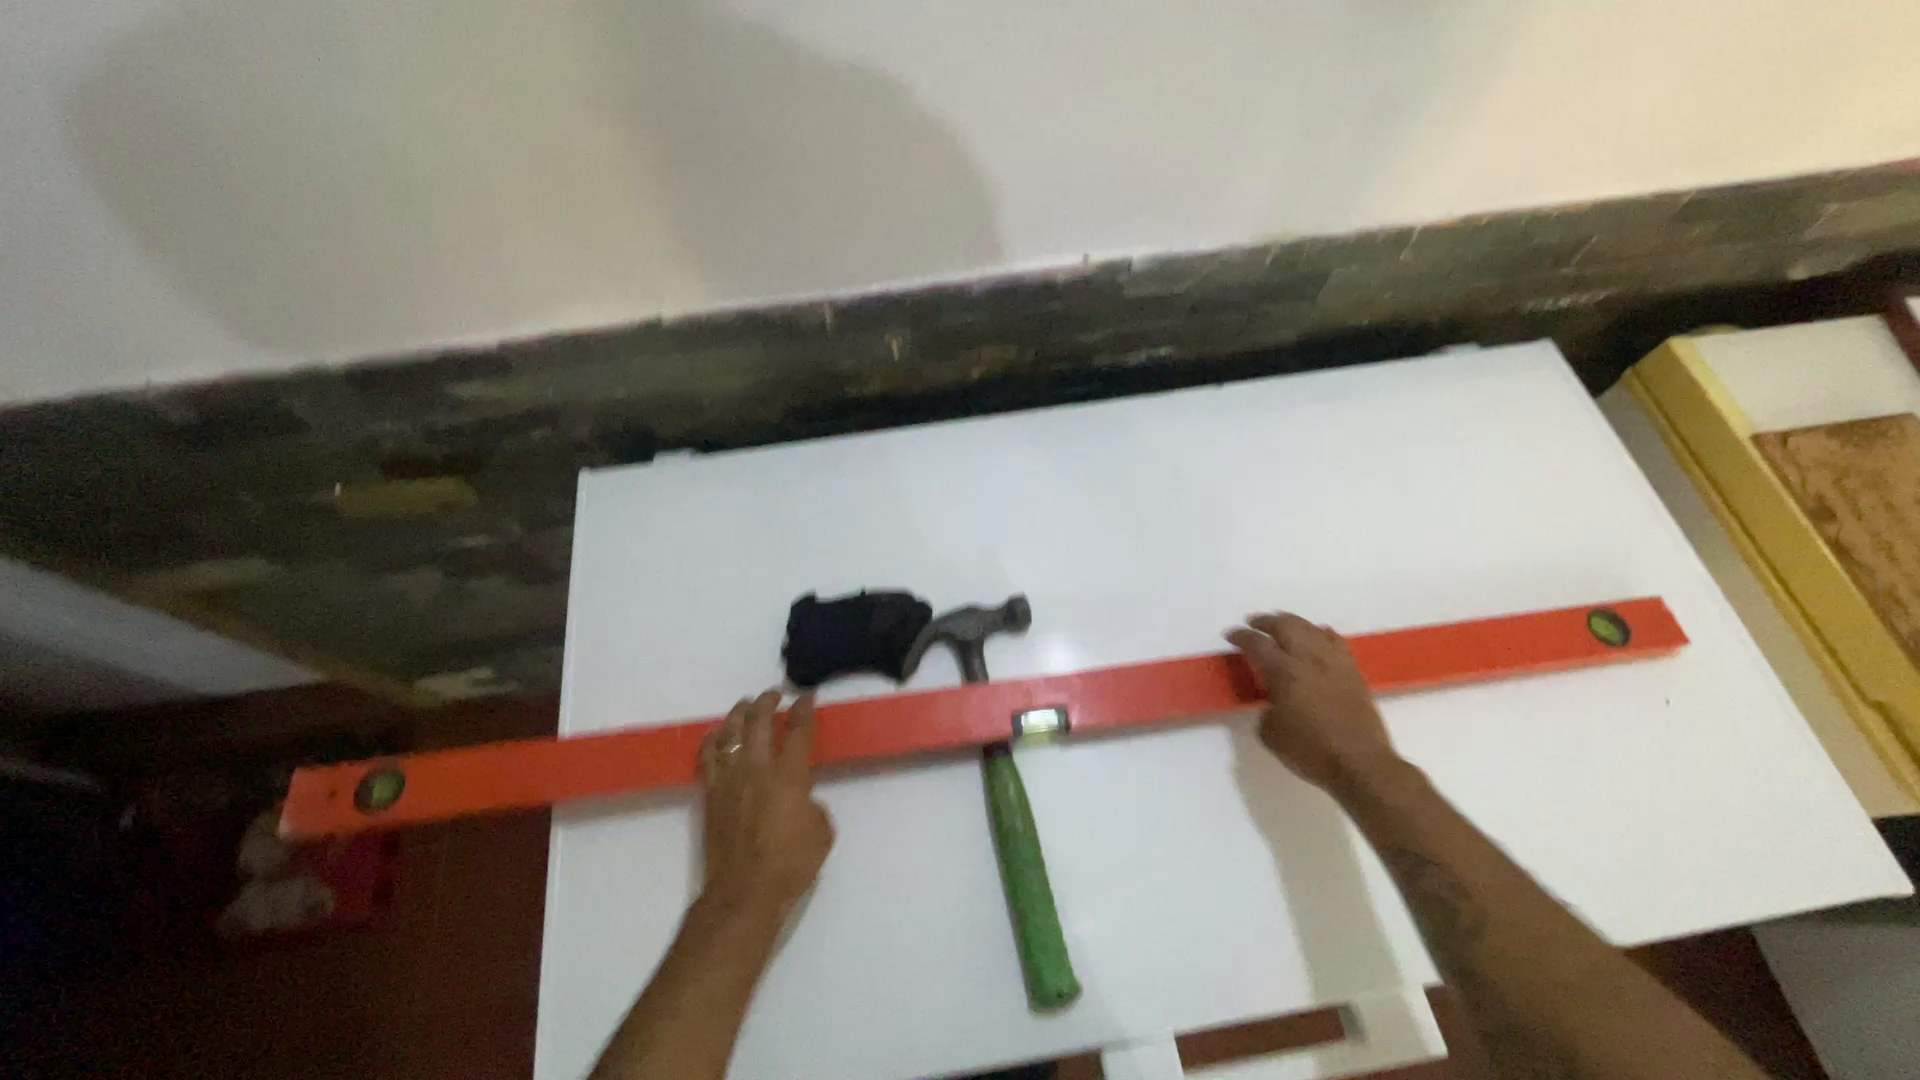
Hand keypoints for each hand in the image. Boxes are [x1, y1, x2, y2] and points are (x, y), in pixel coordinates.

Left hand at [699, 690, 834, 913]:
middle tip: (774, 695)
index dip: (803, 709)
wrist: (744, 892)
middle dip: (768, 703)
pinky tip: (718, 734)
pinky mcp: (711, 795)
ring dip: (739, 714)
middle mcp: (757, 769)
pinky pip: (708, 757)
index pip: (798, 731)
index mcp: (789, 776)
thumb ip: (813, 805)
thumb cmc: (790, 865)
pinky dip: (713, 739)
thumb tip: (802, 799)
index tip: (806, 697)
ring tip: (746, 705)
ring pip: (730, 733)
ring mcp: (730, 780)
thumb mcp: (821, 832)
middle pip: (758, 722)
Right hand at [1225, 612, 1402, 792]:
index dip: (1241, 637)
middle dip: (1266, 622)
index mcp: (1284, 672)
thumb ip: (1266, 709)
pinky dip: (1321, 633)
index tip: (1231, 635)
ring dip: (1293, 622)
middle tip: (1254, 623)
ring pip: (1311, 629)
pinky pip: (1335, 641)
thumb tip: (1273, 702)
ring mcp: (1334, 663)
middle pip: (1286, 626)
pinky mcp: (1353, 672)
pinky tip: (1317, 635)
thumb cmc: (1310, 751)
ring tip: (1282, 624)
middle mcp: (1309, 659)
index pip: (1257, 644)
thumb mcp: (1271, 734)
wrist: (1360, 764)